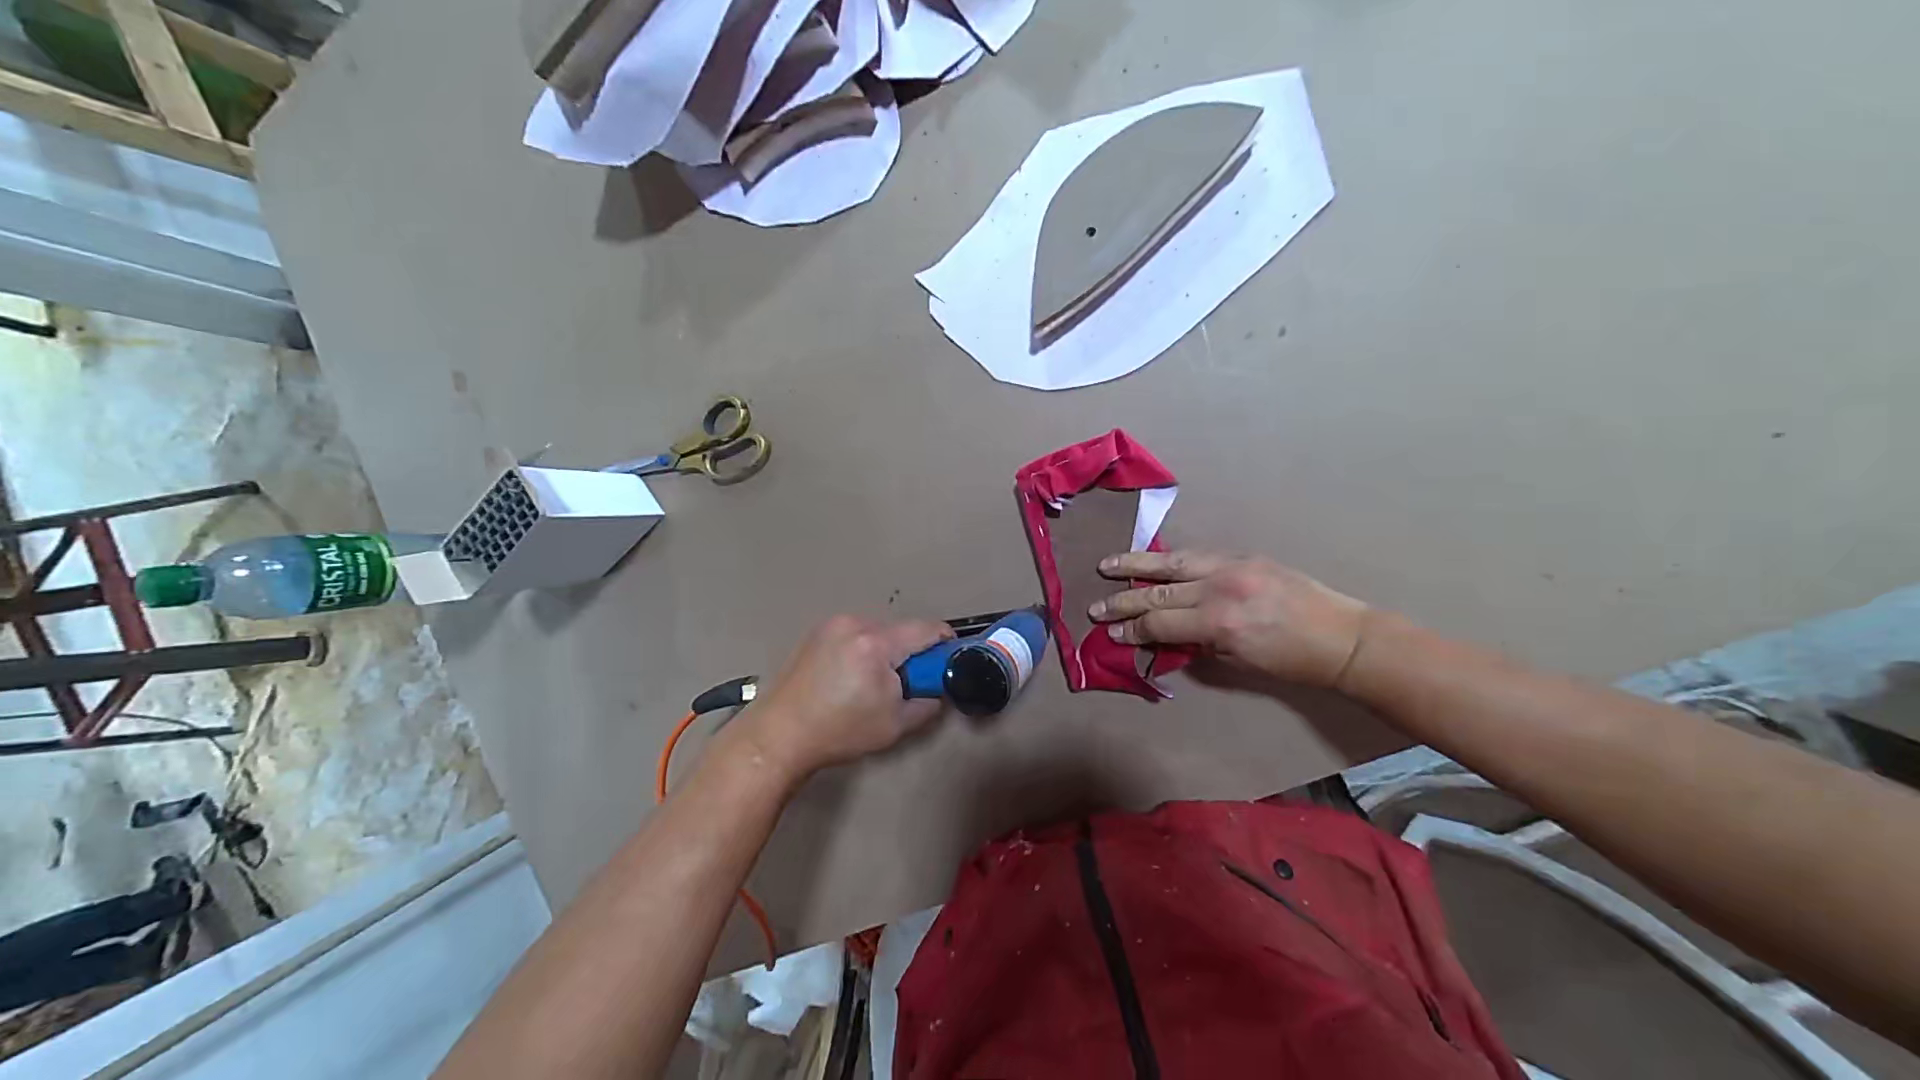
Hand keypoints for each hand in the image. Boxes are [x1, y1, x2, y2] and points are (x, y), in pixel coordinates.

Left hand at [736, 615, 953, 781]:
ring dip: (885, 652)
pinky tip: (851, 680)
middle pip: (901, 630)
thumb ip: (928, 701)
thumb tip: (938, 689)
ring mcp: (832, 626)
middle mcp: (854, 625)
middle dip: (910, 655)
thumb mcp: (896, 724)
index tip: (948, 662)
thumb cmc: (837, 732)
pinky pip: (854, 635)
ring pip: (878, 632)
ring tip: (871, 687)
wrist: (780, 736)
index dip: (945, 645)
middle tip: (905, 686)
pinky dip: (862, 651)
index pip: (928, 629)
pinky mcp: (816, 634)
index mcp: (876, 644)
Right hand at [1088, 551, 1370, 688]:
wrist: (1343, 637)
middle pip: (1158, 592)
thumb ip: (1198, 646)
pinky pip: (1196, 555)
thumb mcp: (1240, 662)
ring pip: (1172, 563)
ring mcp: (1231, 567)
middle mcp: (1220, 589)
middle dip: (1123, 601)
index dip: (1132, 629)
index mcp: (1220, 623)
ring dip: (1135, 565)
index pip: (1160, 622)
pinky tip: (1151, 559)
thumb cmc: (1292, 662)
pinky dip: (1168, 558)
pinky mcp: (1243, 556)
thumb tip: (1167, 637)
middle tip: (1095, 606)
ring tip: (1107, 566)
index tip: (1110, 633)